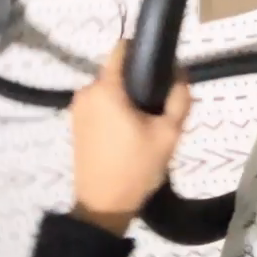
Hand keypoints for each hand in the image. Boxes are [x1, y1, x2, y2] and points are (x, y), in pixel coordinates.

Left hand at [69, 41, 191, 235]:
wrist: (102, 208)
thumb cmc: (135, 167)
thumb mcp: (169, 134)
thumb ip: (179, 98)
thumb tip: (180, 74)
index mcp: (105, 88)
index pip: (121, 48)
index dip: (142, 50)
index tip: (161, 64)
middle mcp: (86, 91)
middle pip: (118, 72)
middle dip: (138, 82)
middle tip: (159, 107)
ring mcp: (77, 108)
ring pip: (109, 89)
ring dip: (127, 98)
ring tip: (146, 123)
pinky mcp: (76, 124)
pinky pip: (100, 104)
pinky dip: (114, 110)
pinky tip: (129, 132)